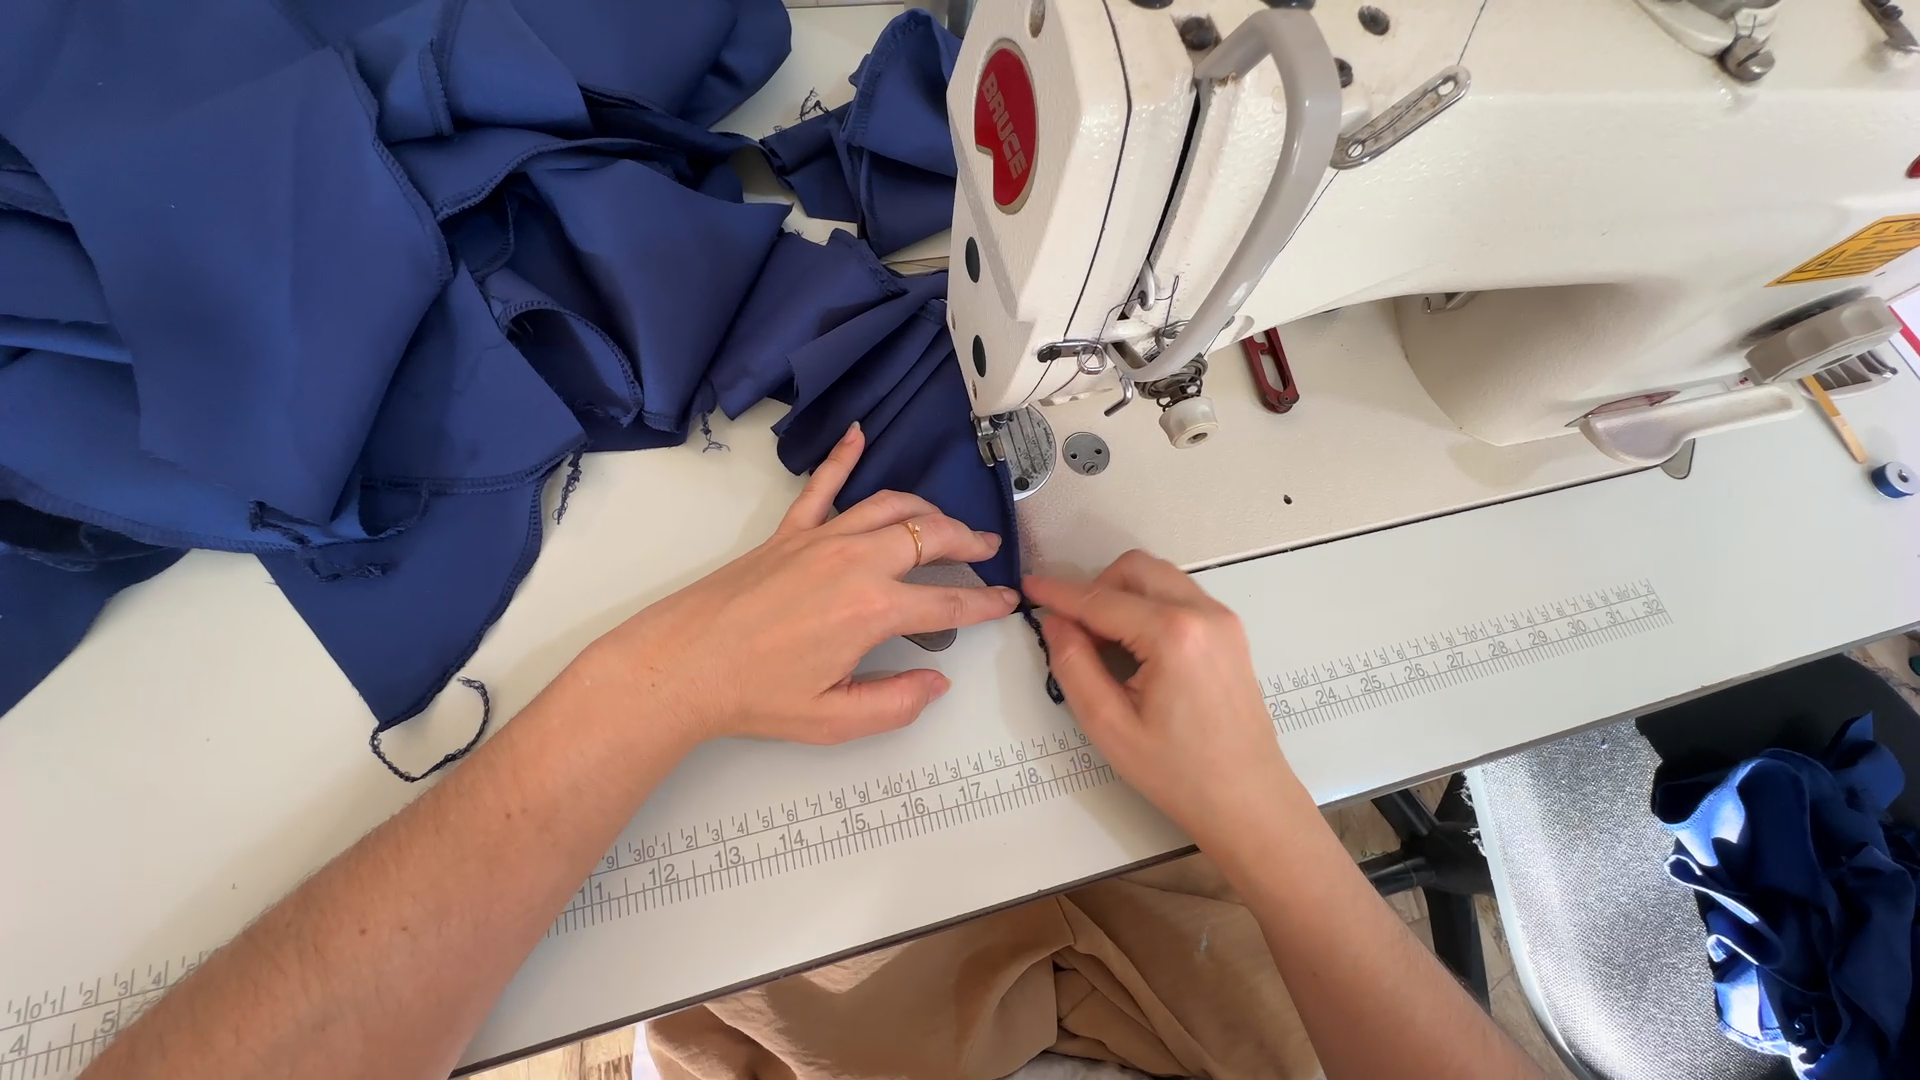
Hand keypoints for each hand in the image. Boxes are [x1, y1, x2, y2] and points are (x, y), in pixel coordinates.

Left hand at [588, 423, 1020, 749]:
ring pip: (891, 505)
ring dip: (928, 508)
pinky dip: (842, 456)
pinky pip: (823, 484)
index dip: (986, 604)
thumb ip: (897, 704)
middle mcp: (855, 562)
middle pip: (931, 536)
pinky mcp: (789, 532)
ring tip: (948, 520)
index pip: (948, 602)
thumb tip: (938, 682)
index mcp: (873, 611)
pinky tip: (857, 433)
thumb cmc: (754, 696)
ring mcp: (821, 539)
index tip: (1008, 601)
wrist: (680, 666)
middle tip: (989, 550)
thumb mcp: (834, 719)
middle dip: (969, 541)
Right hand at [1023, 551, 1297, 845]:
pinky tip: (1136, 647)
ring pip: (1159, 577)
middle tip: (1077, 631)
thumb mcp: (1108, 725)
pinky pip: (1179, 596)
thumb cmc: (1177, 772)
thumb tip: (1056, 622)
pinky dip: (1148, 605)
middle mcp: (1203, 613)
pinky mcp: (1230, 631)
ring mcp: (1223, 619)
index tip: (1028, 586)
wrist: (1248, 800)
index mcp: (1173, 635)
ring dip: (1123, 594)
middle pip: (1135, 569)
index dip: (1059, 593)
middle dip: (1096, 588)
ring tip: (1105, 643)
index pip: (1101, 599)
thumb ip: (1073, 665)